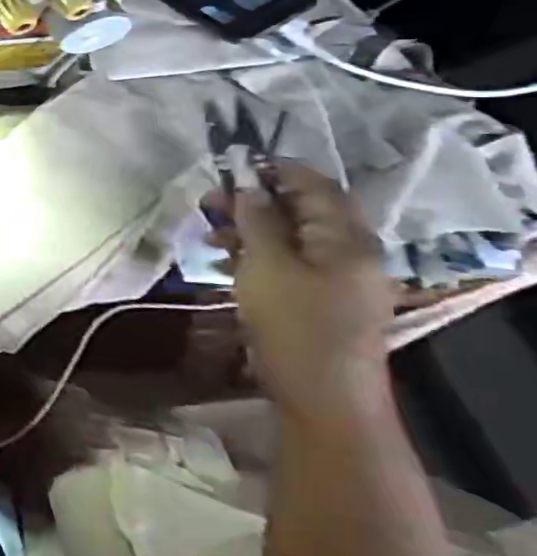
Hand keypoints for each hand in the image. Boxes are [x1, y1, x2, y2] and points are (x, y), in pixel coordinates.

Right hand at [208, 162, 395, 422]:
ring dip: (248, 227)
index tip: (231, 164)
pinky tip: (223, 258)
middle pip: (302, 211)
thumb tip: (247, 187)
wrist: (321, 391)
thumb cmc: (294, 320)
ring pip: (289, 236)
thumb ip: (256, 221)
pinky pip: (286, 260)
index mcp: (346, 240)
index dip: (276, 171)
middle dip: (253, 200)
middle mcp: (349, 253)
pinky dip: (255, 252)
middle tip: (207, 200)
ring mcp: (336, 278)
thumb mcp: (266, 264)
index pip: (317, 187)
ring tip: (208, 232)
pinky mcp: (319, 297)